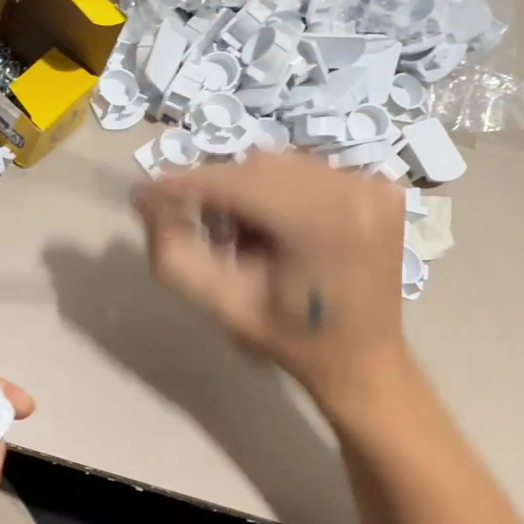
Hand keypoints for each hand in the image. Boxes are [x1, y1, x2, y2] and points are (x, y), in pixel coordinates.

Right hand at [131, 152, 410, 406]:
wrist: (361, 358)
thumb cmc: (289, 338)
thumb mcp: (219, 303)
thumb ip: (173, 252)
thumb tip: (147, 201)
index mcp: (322, 222)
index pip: (236, 182)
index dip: (185, 183)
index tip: (143, 192)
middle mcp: (354, 188)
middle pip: (258, 166)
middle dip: (217, 190)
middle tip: (196, 226)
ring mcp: (372, 184)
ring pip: (280, 165)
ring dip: (246, 191)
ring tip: (240, 237)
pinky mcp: (380, 185)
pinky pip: (306, 172)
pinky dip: (277, 193)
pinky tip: (274, 230)